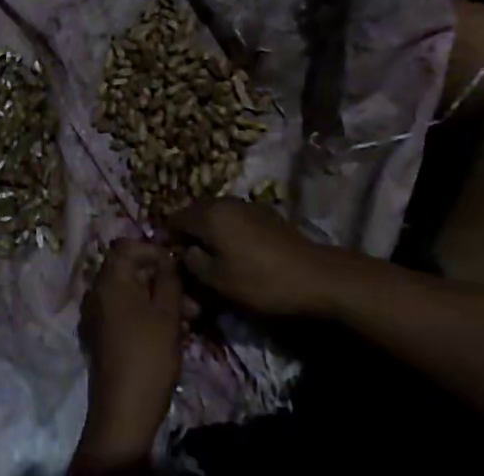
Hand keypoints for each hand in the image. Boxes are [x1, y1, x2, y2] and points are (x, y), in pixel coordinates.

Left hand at [74, 240, 186, 470]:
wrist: (123, 411)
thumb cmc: (148, 356)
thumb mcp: (167, 314)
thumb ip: (168, 279)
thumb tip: (166, 259)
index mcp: (109, 279)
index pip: (128, 246)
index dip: (153, 250)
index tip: (178, 266)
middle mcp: (97, 291)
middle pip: (130, 270)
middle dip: (162, 280)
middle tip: (192, 300)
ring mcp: (97, 314)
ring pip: (131, 293)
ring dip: (159, 300)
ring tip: (189, 320)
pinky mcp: (102, 335)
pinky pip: (125, 312)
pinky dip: (147, 314)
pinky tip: (171, 333)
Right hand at [169, 198, 340, 317]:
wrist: (315, 276)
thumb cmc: (261, 281)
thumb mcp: (218, 281)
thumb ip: (192, 263)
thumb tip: (183, 251)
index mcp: (208, 214)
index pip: (174, 219)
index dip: (168, 239)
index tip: (171, 262)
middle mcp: (223, 202)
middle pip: (194, 213)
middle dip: (189, 234)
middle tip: (191, 262)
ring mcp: (245, 205)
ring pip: (215, 215)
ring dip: (209, 232)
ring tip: (213, 259)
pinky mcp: (263, 213)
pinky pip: (233, 218)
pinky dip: (227, 231)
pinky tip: (237, 253)